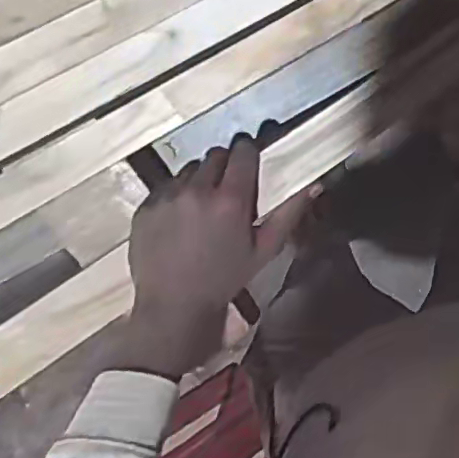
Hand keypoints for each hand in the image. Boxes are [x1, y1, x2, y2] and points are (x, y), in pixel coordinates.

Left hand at [123, 136, 311, 378]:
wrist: (175, 306)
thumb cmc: (226, 279)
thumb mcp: (265, 250)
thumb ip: (289, 213)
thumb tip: (313, 185)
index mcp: (230, 200)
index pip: (242, 151)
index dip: (248, 151)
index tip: (249, 160)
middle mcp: (197, 191)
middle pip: (215, 155)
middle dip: (225, 166)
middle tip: (228, 189)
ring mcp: (167, 197)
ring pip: (189, 170)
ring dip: (199, 180)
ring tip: (202, 207)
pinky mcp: (145, 207)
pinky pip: (165, 186)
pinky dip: (175, 195)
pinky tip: (180, 220)